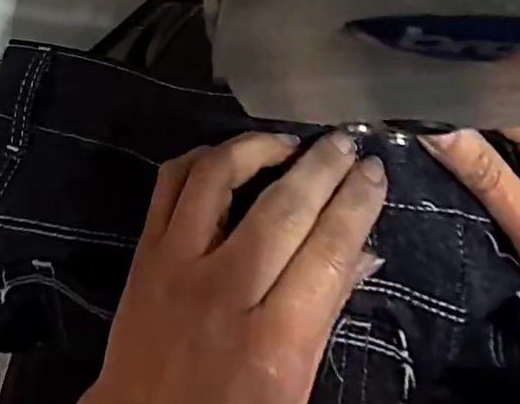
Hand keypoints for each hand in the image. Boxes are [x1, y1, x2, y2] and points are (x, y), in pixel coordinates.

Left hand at [84, 130, 388, 403]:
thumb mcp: (294, 385)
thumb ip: (326, 313)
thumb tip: (363, 250)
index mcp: (273, 345)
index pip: (326, 253)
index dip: (355, 204)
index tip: (373, 170)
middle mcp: (224, 294)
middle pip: (282, 209)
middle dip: (322, 168)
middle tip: (344, 141)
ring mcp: (177, 266)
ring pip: (219, 179)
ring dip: (259, 147)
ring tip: (291, 142)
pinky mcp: (145, 252)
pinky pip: (170, 182)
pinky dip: (201, 156)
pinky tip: (228, 153)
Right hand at [422, 125, 519, 403]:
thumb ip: (486, 178)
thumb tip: (434, 128)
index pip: (505, 98)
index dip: (458, 97)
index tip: (413, 100)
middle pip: (513, 100)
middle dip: (466, 106)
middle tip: (416, 112)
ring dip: (482, 122)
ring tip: (435, 124)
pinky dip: (504, 140)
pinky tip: (477, 149)